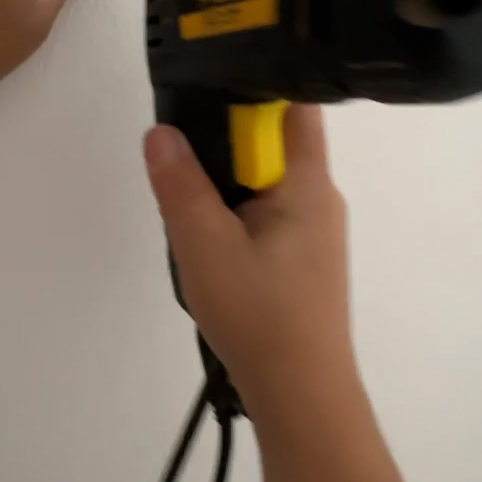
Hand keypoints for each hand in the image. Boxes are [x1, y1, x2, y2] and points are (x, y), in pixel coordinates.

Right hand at [143, 105, 357, 414]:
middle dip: (229, 143)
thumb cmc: (259, 314)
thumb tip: (160, 132)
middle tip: (185, 156)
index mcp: (309, 183)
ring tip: (191, 204)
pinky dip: (237, 213)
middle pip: (275, 144)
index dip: (259, 84)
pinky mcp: (305, 261)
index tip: (211, 84)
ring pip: (267, 183)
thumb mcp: (205, 244)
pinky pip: (268, 214)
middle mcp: (321, 199)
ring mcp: (316, 232)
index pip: (296, 106)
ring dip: (229, 184)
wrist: (301, 397)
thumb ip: (180, 185)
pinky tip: (211, 241)